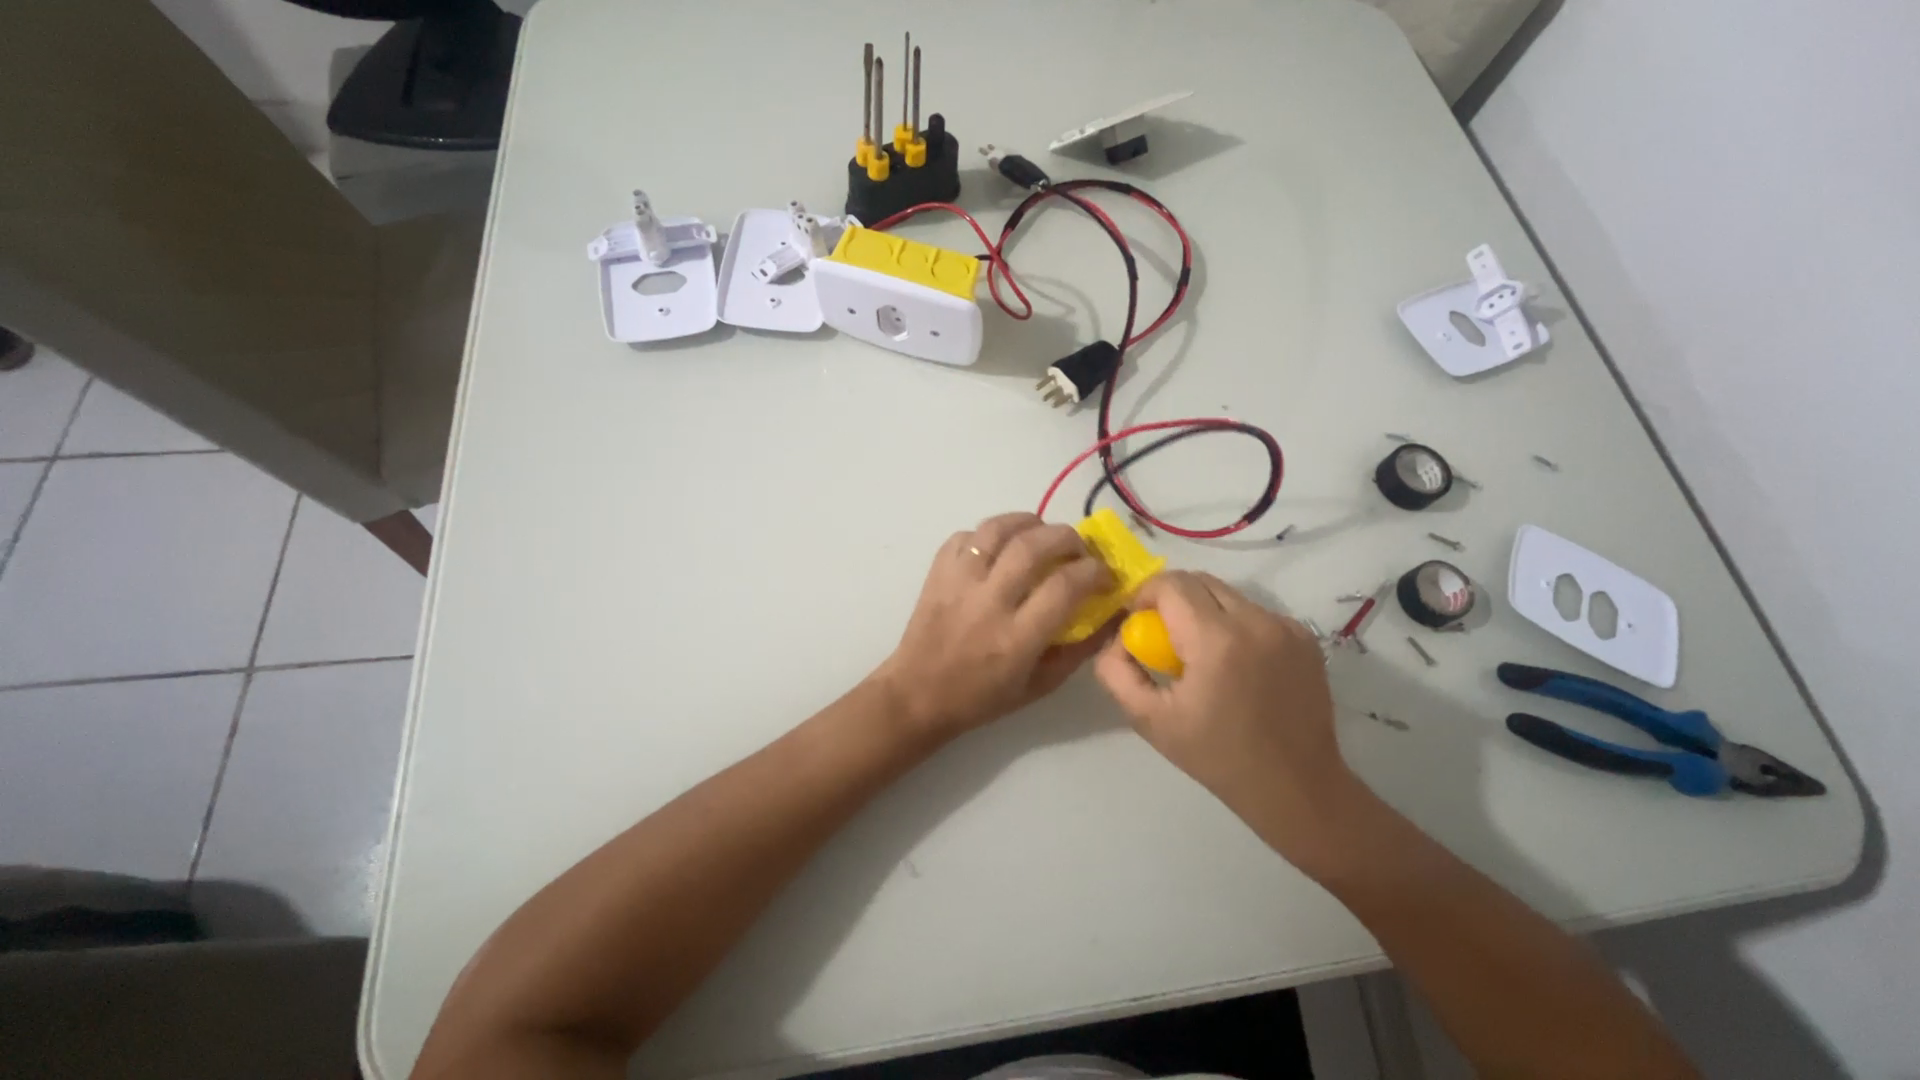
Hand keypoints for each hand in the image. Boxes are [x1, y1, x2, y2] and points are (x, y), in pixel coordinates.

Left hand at [875, 513, 1113, 739]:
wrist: (917, 695)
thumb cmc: (982, 697)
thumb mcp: (1040, 685)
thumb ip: (1079, 650)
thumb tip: (1113, 615)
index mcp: (1016, 639)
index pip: (1065, 587)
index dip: (1094, 572)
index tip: (1105, 575)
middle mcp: (988, 603)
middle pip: (1033, 546)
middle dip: (1067, 538)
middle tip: (1079, 549)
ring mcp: (958, 583)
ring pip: (996, 529)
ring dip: (1028, 522)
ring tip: (1043, 533)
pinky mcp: (936, 573)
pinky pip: (965, 536)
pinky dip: (989, 533)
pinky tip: (1001, 546)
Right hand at [1095, 572, 1354, 861]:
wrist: (1294, 785)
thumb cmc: (1216, 756)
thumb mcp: (1150, 720)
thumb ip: (1116, 672)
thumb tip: (1115, 639)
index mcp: (1216, 640)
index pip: (1172, 584)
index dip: (1145, 595)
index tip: (1138, 624)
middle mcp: (1256, 621)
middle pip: (1201, 581)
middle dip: (1174, 600)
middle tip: (1164, 638)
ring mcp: (1286, 627)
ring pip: (1230, 596)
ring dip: (1206, 613)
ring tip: (1203, 657)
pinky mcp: (1305, 638)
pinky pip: (1258, 615)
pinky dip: (1238, 628)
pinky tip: (1238, 668)